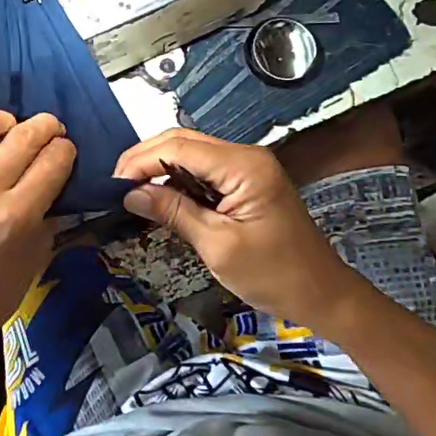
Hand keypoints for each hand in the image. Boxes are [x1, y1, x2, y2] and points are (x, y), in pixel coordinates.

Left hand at [0, 77, 75, 377]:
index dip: (66, 151)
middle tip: (49, 134)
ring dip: (2, 118)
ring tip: (9, 128)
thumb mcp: (38, 254)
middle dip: (47, 129)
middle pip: (24, 136)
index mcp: (16, 216)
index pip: (55, 159)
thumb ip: (51, 209)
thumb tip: (60, 171)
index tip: (64, 153)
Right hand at [115, 128, 355, 326]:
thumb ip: (173, 211)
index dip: (141, 161)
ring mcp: (247, 166)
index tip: (113, 184)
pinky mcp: (245, 181)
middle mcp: (245, 155)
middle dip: (146, 159)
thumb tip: (130, 193)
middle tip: (116, 186)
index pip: (179, 147)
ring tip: (130, 191)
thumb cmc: (273, 274)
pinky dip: (177, 179)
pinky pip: (203, 170)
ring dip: (159, 168)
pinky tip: (159, 196)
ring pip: (190, 153)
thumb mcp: (217, 245)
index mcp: (243, 166)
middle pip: (183, 141)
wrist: (322, 293)